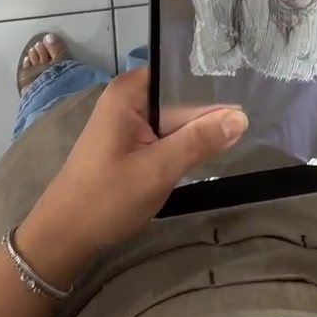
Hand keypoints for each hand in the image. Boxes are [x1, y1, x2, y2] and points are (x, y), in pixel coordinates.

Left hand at [14, 69, 246, 286]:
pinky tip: (209, 149)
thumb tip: (241, 117)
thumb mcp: (158, 170)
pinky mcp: (129, 141)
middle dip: (209, 113)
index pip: (182, 78)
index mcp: (129, 91)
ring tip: (241, 133)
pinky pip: (164, 134)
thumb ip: (199, 141)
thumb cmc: (106, 199)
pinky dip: (182, 144)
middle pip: (180, 99)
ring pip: (175, 120)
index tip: (250, 93)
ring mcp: (127, 120)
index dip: (214, 88)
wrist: (63, 238)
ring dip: (197, 132)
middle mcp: (128, 96)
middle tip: (253, 122)